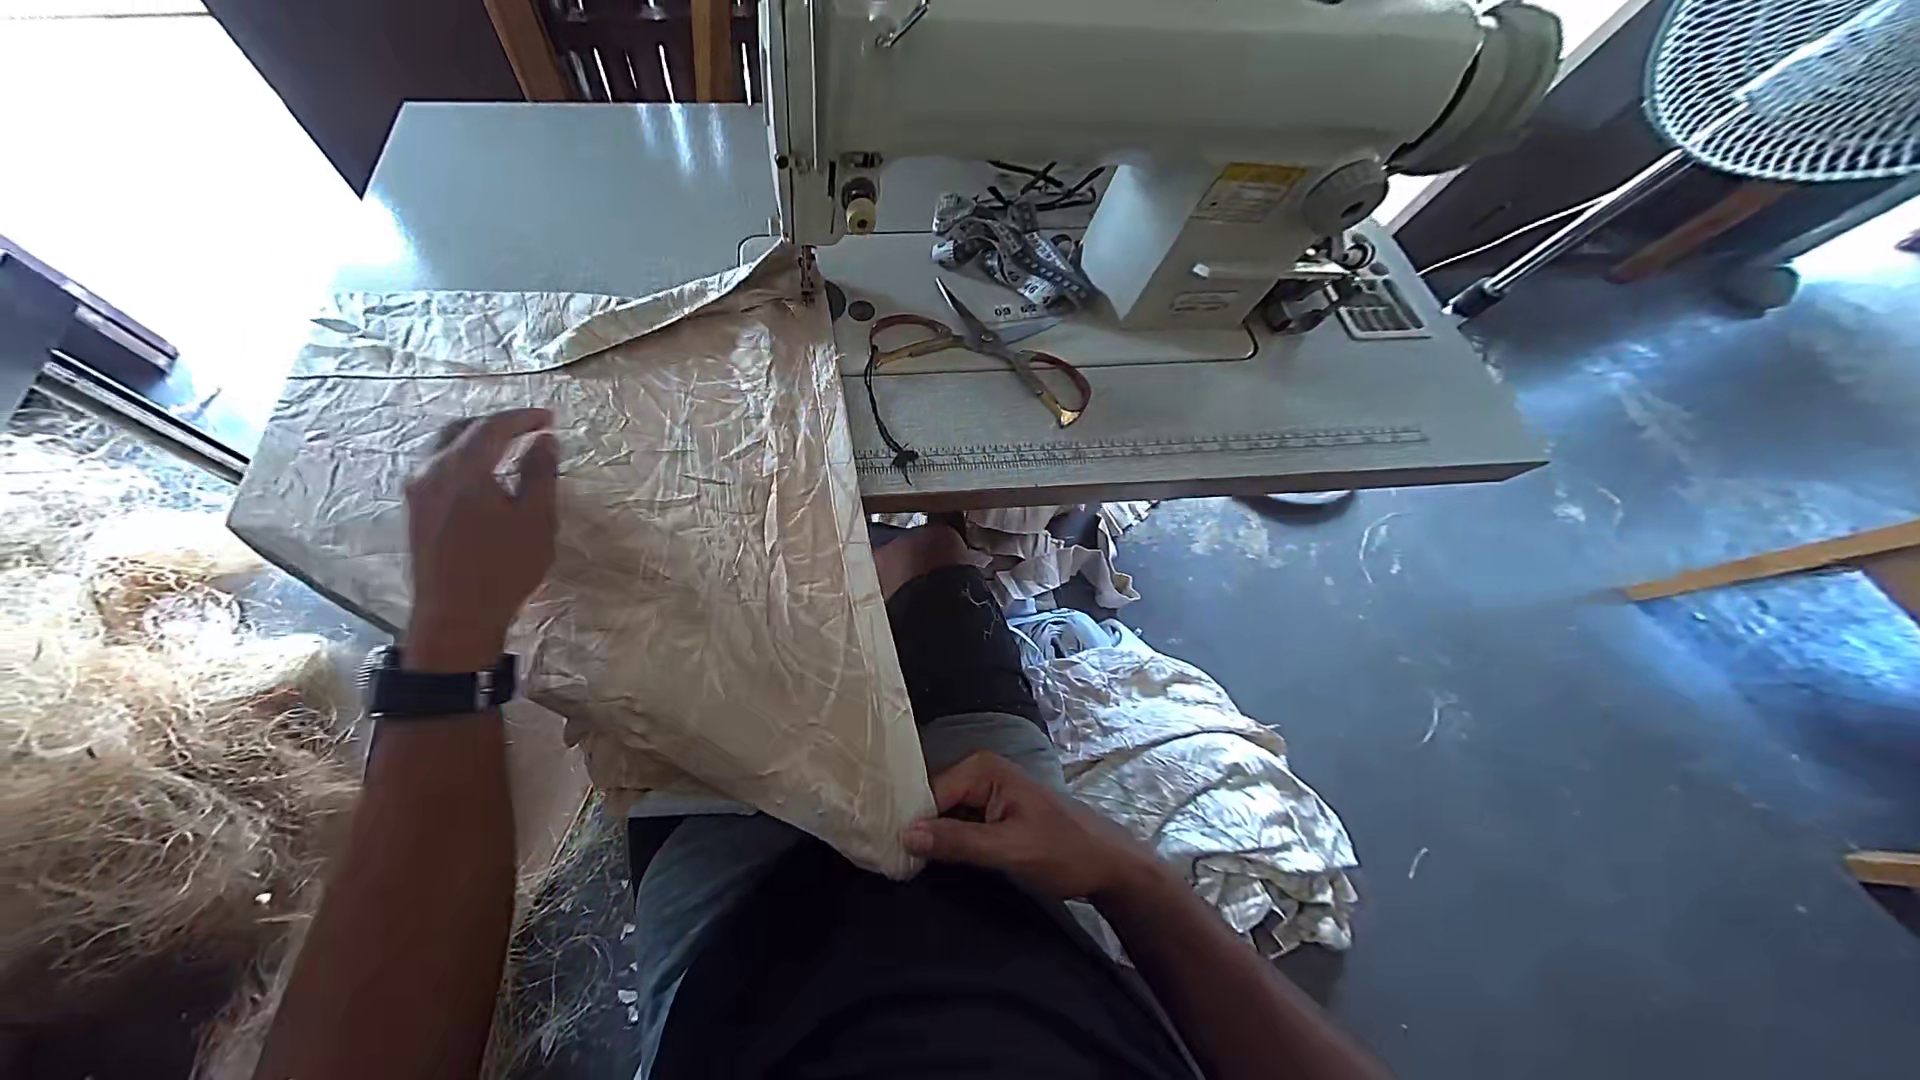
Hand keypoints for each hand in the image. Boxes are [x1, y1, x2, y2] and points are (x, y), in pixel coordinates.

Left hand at [404, 408, 558, 672]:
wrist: (456, 613)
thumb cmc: (505, 566)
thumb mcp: (536, 519)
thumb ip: (540, 474)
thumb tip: (544, 441)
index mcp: (462, 470)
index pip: (492, 427)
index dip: (522, 418)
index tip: (549, 418)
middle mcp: (430, 471)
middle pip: (462, 429)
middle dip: (497, 423)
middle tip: (530, 428)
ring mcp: (417, 490)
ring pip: (445, 445)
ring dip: (478, 438)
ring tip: (509, 445)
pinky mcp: (414, 507)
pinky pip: (438, 464)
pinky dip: (464, 456)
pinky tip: (485, 471)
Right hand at [901, 751, 1167, 900]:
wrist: (1105, 862)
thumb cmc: (1063, 850)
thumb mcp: (1010, 849)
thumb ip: (959, 841)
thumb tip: (905, 835)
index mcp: (981, 768)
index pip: (928, 793)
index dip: (909, 823)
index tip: (889, 855)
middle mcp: (978, 771)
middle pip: (930, 800)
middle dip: (915, 829)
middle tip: (891, 863)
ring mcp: (983, 790)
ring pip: (940, 813)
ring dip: (927, 837)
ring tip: (901, 864)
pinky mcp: (988, 810)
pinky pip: (954, 821)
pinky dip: (943, 840)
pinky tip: (928, 861)